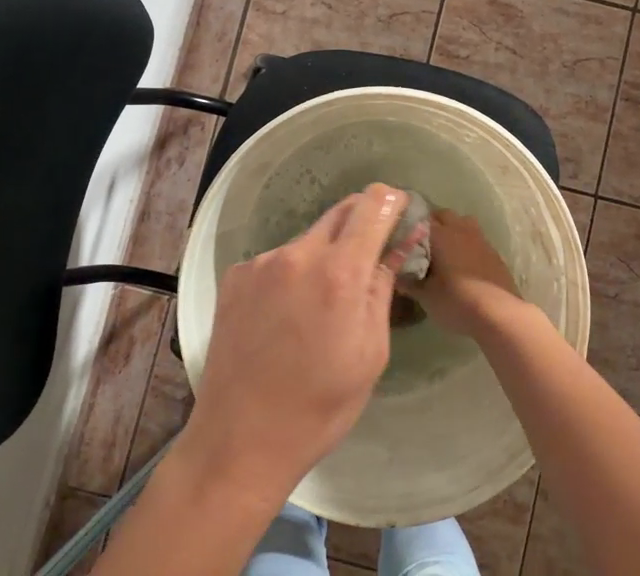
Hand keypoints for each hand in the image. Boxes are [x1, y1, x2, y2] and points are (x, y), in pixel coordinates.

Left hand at [179, 183, 425, 500]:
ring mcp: (260, 264)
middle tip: (370, 260)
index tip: (402, 214)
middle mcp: (296, 255)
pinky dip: (292, 275)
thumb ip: (384, 286)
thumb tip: (405, 239)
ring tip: (321, 308)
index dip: (391, 202)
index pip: (371, 205)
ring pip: (307, 240)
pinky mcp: (234, 278)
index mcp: (338, 273)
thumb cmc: (320, 406)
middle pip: (339, 214)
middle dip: (361, 226)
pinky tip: (287, 317)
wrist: (240, 439)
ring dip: (325, 256)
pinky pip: (276, 261)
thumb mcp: (370, 351)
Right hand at [403, 211, 524, 339]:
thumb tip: (396, 276)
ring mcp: (481, 240)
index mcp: (440, 235)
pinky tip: (463, 264)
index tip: (402, 236)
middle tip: (421, 243)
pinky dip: (467, 245)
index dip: (410, 225)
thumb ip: (409, 284)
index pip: (421, 218)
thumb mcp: (426, 297)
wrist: (499, 314)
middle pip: (444, 215)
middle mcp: (461, 230)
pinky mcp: (494, 254)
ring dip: (453, 231)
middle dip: (433, 223)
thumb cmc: (456, 302)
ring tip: (444, 251)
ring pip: (464, 224)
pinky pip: (476, 240)